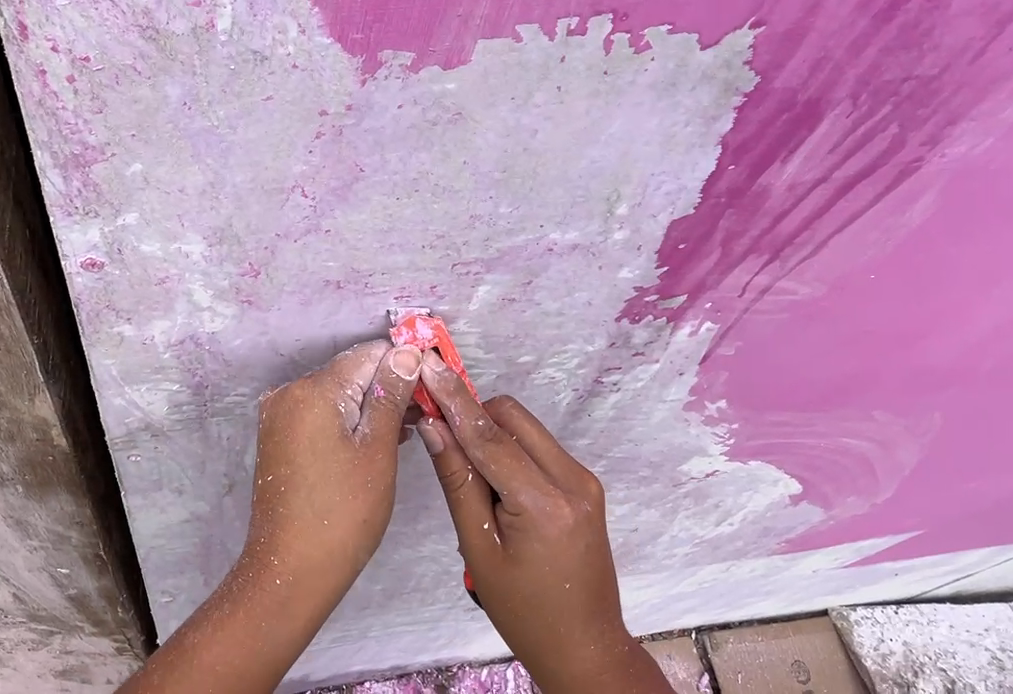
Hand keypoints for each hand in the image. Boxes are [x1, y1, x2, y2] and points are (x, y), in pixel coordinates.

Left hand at [115, 340, 422, 693]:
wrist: (291, 569)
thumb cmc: (343, 512)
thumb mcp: (377, 450)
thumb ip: (390, 395)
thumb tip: (406, 351)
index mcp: (314, 388)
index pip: (368, 354)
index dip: (404, 363)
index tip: (434, 386)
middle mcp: (290, 391)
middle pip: (351, 372)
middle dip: (389, 386)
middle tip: (427, 413)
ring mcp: (281, 415)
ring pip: (337, 393)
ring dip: (371, 405)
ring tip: (410, 428)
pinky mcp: (280, 436)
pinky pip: (321, 413)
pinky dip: (349, 420)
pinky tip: (378, 440)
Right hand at [417, 354, 672, 693]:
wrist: (586, 648)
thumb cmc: (524, 611)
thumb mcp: (479, 549)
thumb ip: (457, 482)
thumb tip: (433, 426)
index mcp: (545, 503)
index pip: (488, 436)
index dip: (453, 398)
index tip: (427, 364)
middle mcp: (573, 480)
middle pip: (510, 416)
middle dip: (472, 415)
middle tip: (441, 436)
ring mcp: (583, 480)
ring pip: (523, 426)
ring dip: (489, 433)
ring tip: (469, 473)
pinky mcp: (584, 485)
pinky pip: (536, 446)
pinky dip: (508, 449)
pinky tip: (493, 483)